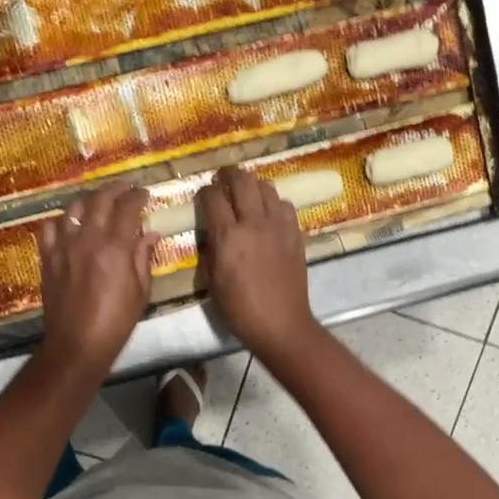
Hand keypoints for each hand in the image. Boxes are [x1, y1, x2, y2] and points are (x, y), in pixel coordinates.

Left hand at [34, 183, 158, 379]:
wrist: (76, 345)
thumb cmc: (116, 322)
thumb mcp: (141, 291)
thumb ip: (144, 257)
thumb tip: (151, 233)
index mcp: (116, 247)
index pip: (128, 208)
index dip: (138, 196)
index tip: (145, 194)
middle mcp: (88, 239)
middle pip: (101, 199)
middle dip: (116, 189)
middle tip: (126, 189)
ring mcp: (64, 246)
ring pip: (74, 208)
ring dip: (90, 200)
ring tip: (99, 202)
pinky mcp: (48, 257)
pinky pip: (50, 227)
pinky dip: (62, 220)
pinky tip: (69, 224)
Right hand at [198, 167, 319, 361]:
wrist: (281, 324)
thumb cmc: (240, 310)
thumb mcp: (212, 281)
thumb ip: (210, 251)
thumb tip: (211, 233)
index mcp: (229, 236)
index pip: (212, 197)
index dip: (204, 192)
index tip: (203, 195)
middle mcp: (254, 223)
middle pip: (242, 180)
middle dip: (228, 174)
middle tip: (223, 178)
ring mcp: (279, 226)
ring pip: (266, 187)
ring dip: (253, 186)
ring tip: (246, 194)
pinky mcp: (296, 234)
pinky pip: (285, 205)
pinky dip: (273, 203)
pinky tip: (268, 213)